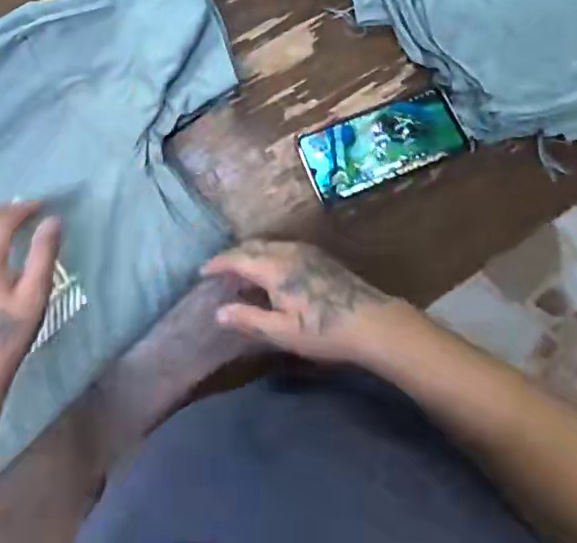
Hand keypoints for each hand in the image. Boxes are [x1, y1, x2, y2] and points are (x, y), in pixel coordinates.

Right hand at [200, 240, 407, 364]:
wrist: (375, 323)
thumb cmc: (325, 331)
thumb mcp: (283, 332)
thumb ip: (249, 319)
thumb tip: (218, 311)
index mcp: (274, 267)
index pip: (237, 258)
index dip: (217, 264)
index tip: (201, 272)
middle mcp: (286, 251)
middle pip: (250, 246)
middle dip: (231, 257)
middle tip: (218, 273)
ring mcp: (304, 250)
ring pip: (267, 244)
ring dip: (249, 254)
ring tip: (240, 272)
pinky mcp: (317, 256)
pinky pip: (280, 247)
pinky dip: (264, 254)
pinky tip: (268, 272)